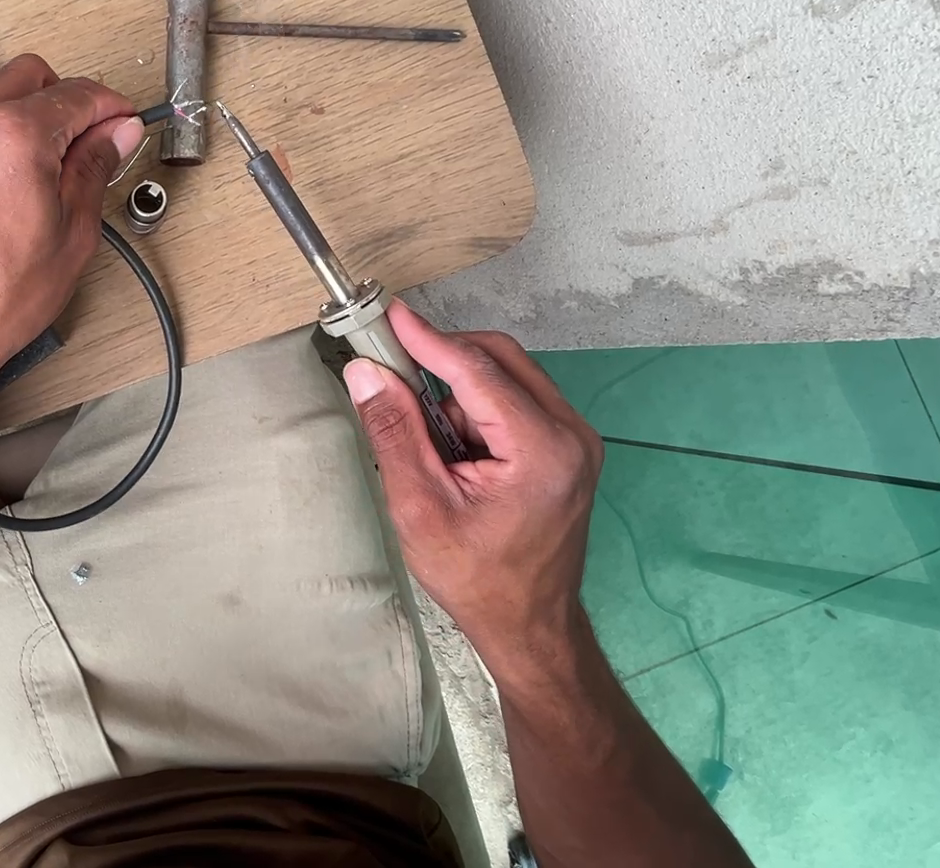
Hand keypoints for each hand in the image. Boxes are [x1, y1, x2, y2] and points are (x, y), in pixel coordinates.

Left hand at [0, 55, 144, 523]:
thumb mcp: (71, 237)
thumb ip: (94, 170)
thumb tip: (116, 134)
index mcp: (15, 137)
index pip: (77, 95)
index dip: (111, 108)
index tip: (122, 124)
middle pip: (28, 78)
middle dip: (64, 101)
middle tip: (85, 145)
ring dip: (21, 121)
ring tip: (37, 176)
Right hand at [342, 303, 604, 673]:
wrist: (528, 624)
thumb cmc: (473, 575)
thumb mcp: (419, 506)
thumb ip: (394, 432)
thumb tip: (365, 371)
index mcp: (542, 449)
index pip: (476, 370)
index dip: (426, 338)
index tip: (387, 314)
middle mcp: (570, 432)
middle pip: (499, 359)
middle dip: (441, 358)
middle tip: (392, 370)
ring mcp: (574, 438)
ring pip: (504, 375)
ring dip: (455, 391)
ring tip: (429, 445)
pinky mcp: (564, 446)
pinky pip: (511, 399)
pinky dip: (472, 409)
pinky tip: (453, 453)